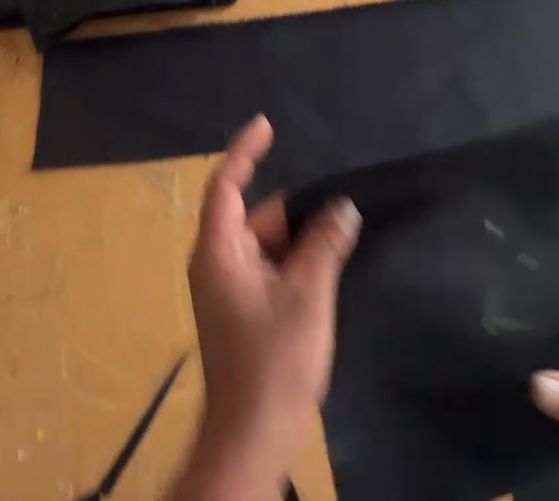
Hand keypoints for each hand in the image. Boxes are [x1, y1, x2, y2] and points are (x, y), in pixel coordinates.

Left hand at [171, 115, 360, 500]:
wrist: (253, 434)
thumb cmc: (274, 361)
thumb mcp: (308, 296)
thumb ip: (324, 245)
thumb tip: (342, 207)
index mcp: (219, 252)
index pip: (226, 186)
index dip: (244, 152)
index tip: (266, 124)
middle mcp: (216, 263)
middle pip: (254, 217)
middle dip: (294, 214)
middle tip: (339, 214)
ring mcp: (226, 288)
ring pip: (264, 245)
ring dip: (298, 242)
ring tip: (340, 242)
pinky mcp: (241, 309)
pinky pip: (267, 268)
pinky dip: (293, 263)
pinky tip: (326, 271)